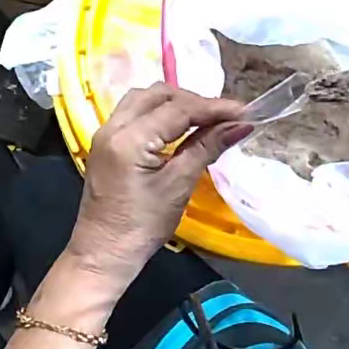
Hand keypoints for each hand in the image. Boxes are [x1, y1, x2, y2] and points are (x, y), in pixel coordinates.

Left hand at [63, 85, 249, 287]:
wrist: (104, 253)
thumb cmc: (142, 226)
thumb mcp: (178, 185)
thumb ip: (207, 148)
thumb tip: (240, 125)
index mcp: (129, 139)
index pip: (178, 109)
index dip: (214, 107)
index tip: (244, 112)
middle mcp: (112, 127)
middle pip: (158, 95)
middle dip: (194, 101)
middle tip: (224, 117)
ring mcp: (105, 134)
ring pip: (143, 100)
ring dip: (175, 103)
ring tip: (205, 119)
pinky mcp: (105, 144)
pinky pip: (133, 114)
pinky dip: (158, 113)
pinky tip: (179, 127)